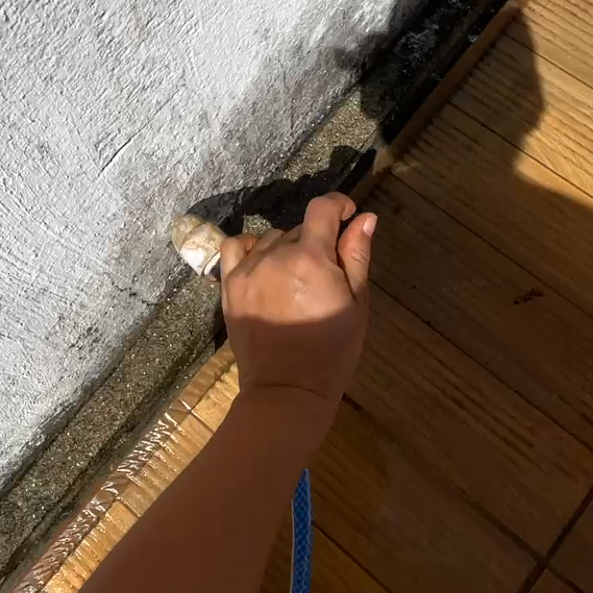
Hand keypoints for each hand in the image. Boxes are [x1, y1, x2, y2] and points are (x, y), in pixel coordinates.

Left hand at [218, 192, 376, 414]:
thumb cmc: (332, 351)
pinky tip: (264, 263)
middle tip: (326, 272)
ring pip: (271, 239)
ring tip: (297, 279)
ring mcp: (247, 270)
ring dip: (287, 248)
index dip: (338, 204)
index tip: (347, 214)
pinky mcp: (228, 285)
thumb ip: (357, 256)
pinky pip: (235, 247)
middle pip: (298, 228)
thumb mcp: (356, 304)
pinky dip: (251, 247)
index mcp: (310, 258)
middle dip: (316, 241)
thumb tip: (364, 217)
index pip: (321, 208)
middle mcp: (275, 256)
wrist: (287, 389)